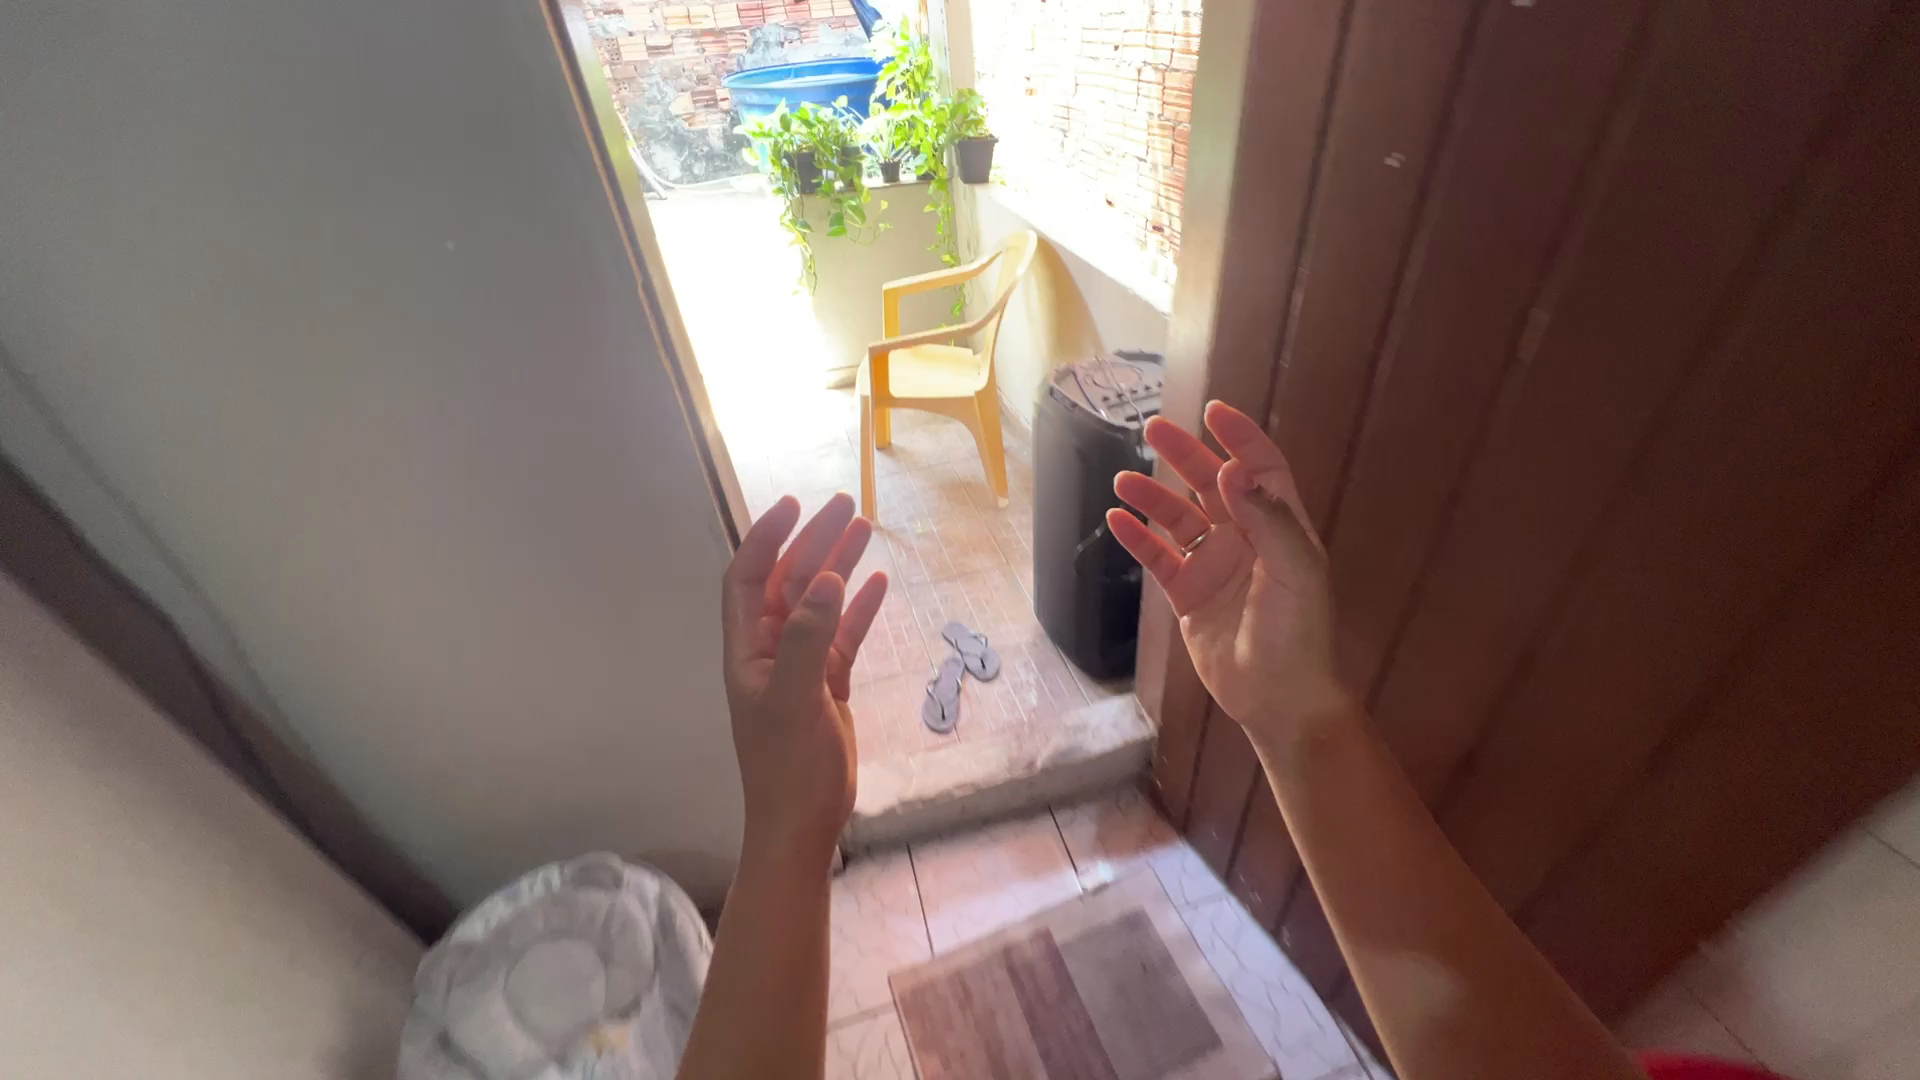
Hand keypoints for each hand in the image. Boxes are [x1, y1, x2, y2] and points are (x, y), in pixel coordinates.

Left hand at [721, 493, 887, 858]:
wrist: (804, 824)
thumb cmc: (788, 767)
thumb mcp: (793, 698)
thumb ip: (807, 637)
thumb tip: (827, 578)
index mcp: (748, 649)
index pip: (747, 578)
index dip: (766, 539)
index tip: (794, 506)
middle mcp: (771, 648)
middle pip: (790, 582)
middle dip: (814, 542)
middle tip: (845, 506)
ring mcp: (802, 665)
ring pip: (821, 603)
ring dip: (840, 565)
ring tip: (865, 528)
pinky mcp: (829, 683)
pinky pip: (844, 634)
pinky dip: (860, 608)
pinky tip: (877, 583)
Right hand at [1107, 401, 1350, 747]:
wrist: (1277, 698)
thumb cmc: (1298, 636)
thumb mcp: (1295, 574)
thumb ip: (1269, 521)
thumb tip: (1233, 471)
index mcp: (1279, 528)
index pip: (1260, 469)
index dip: (1240, 438)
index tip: (1213, 413)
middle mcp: (1244, 538)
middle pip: (1211, 484)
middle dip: (1184, 454)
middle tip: (1153, 429)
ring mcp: (1213, 564)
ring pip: (1178, 518)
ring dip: (1152, 496)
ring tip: (1122, 479)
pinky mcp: (1187, 592)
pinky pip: (1158, 557)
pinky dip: (1138, 538)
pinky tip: (1117, 521)